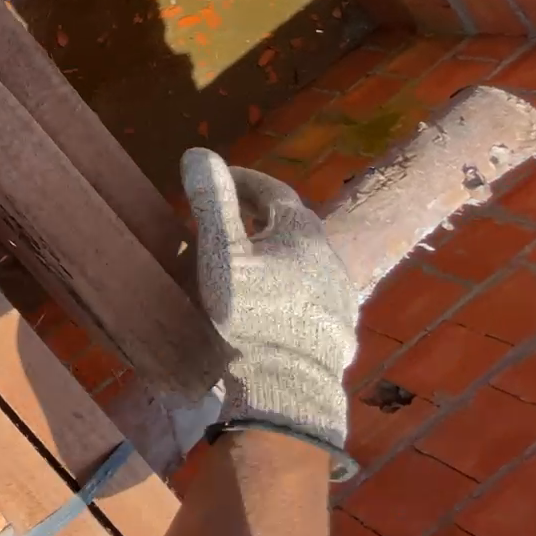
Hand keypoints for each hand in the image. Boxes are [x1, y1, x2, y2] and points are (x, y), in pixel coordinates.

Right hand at [181, 148, 357, 476]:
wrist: (287, 382)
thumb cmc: (250, 309)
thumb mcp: (219, 251)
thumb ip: (210, 201)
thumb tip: (198, 153)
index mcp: (301, 234)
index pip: (274, 192)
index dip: (244, 179)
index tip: (216, 175)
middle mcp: (329, 257)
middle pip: (292, 222)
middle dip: (258, 209)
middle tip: (223, 209)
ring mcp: (337, 293)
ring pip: (303, 255)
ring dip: (273, 243)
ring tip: (241, 249)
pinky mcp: (336, 324)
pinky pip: (309, 284)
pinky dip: (285, 273)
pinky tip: (267, 290)